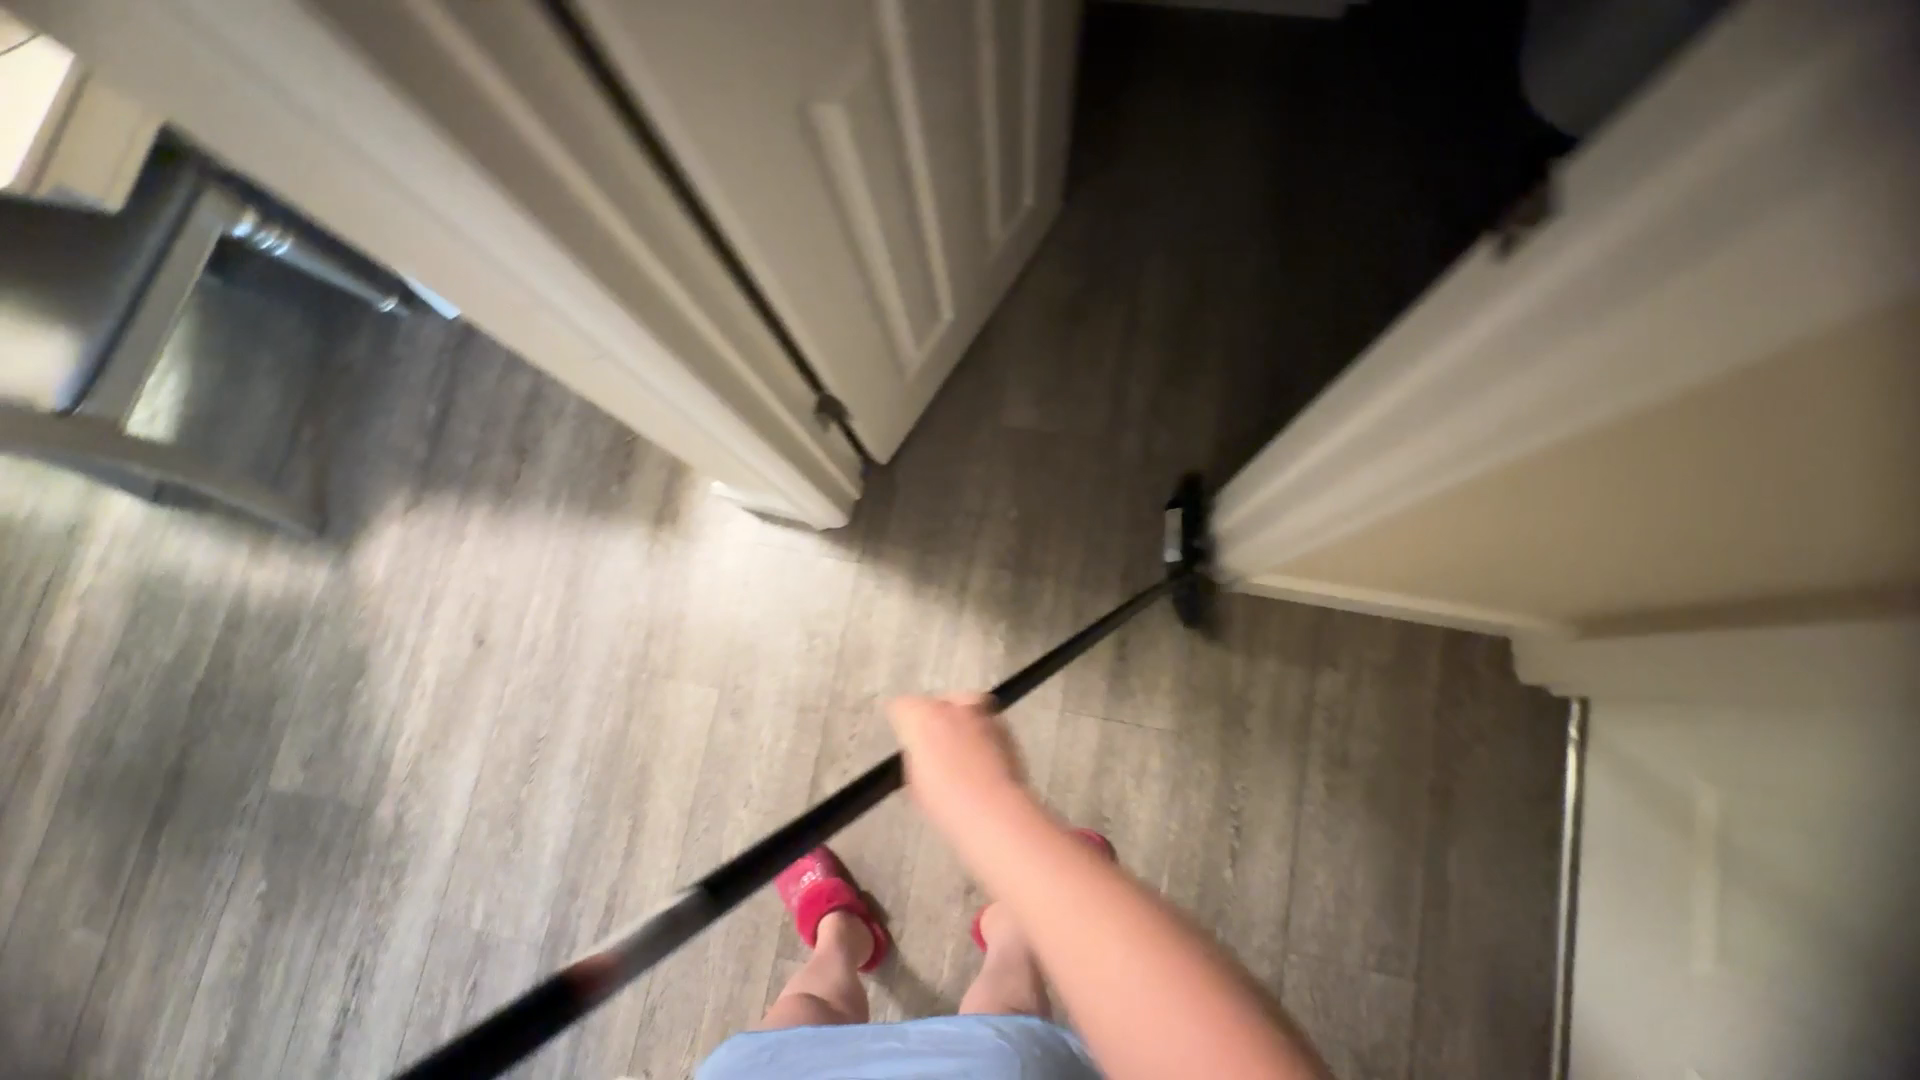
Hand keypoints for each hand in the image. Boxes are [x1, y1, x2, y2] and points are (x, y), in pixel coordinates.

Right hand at [886, 694, 1028, 828]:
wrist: (994, 811)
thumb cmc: (945, 801)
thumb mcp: (914, 778)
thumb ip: (915, 752)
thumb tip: (921, 748)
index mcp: (921, 717)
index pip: (901, 706)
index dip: (901, 721)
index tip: (904, 736)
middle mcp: (951, 707)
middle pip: (936, 703)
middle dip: (934, 718)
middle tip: (934, 745)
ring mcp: (982, 713)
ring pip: (965, 707)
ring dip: (961, 723)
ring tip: (962, 750)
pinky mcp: (1005, 727)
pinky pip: (987, 723)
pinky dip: (982, 734)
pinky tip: (983, 757)